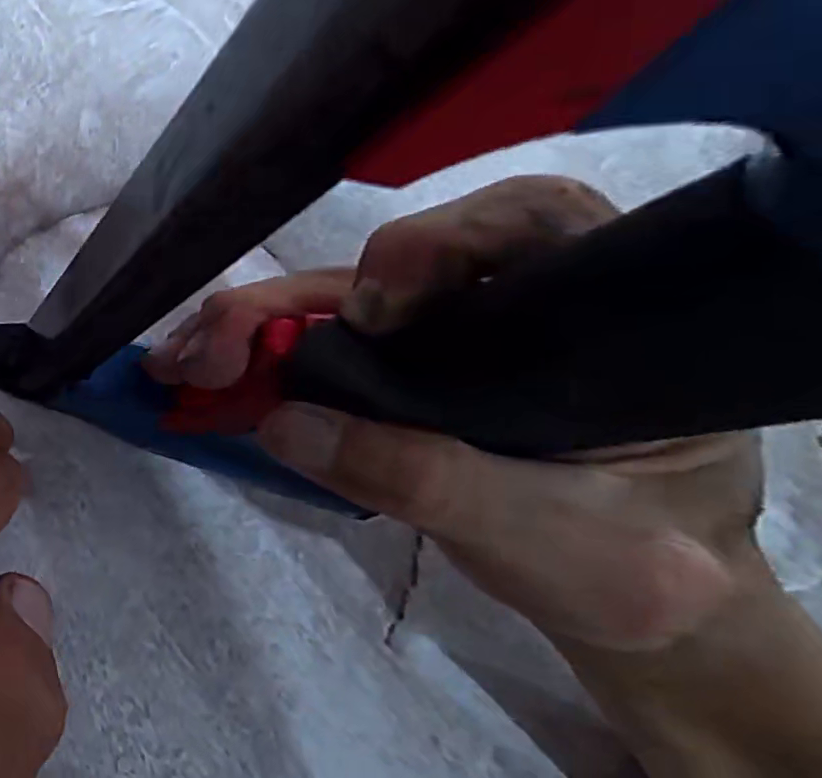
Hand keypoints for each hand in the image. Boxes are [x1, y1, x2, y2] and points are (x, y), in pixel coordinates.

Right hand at [151, 177, 821, 776]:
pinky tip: (200, 373)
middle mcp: (500, 293)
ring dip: (246, 329)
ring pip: (329, 302)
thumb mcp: (554, 538)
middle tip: (211, 350)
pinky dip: (251, 358)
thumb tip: (282, 423)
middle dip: (285, 303)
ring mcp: (433, 326)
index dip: (433, 245)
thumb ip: (432, 478)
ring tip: (179, 365)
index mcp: (589, 303)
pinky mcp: (388, 363)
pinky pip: (311, 344)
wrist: (628, 601)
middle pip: (380, 265)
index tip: (375, 315)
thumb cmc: (642, 565)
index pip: (517, 220)